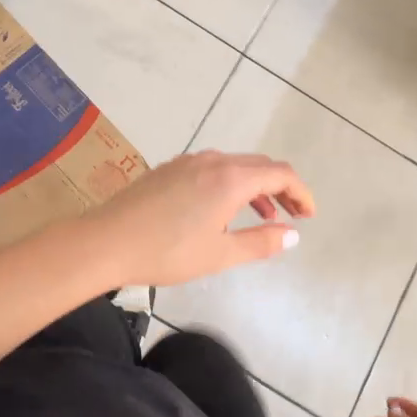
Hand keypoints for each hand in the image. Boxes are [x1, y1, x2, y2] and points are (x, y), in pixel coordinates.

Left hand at [81, 151, 314, 286]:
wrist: (106, 241)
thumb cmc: (167, 252)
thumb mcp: (220, 255)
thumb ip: (261, 242)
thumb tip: (292, 234)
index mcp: (231, 179)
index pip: (280, 174)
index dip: (301, 192)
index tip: (309, 216)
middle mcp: (214, 161)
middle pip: (260, 165)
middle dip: (282, 187)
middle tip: (293, 215)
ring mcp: (189, 161)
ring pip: (235, 165)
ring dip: (256, 186)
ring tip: (262, 215)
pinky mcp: (170, 168)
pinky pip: (213, 168)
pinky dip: (231, 184)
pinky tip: (222, 211)